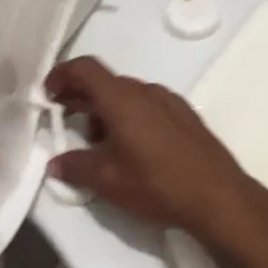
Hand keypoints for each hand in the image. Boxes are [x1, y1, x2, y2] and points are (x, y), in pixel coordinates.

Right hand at [44, 56, 264, 237]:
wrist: (219, 198)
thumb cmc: (157, 184)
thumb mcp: (107, 180)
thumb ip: (75, 167)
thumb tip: (55, 164)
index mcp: (122, 99)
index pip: (85, 68)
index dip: (61, 75)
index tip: (47, 95)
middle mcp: (146, 92)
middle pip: (106, 82)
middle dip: (80, 97)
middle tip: (64, 120)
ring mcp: (170, 103)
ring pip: (128, 95)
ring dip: (105, 110)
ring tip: (97, 143)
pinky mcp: (186, 118)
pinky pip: (148, 106)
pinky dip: (129, 117)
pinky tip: (130, 148)